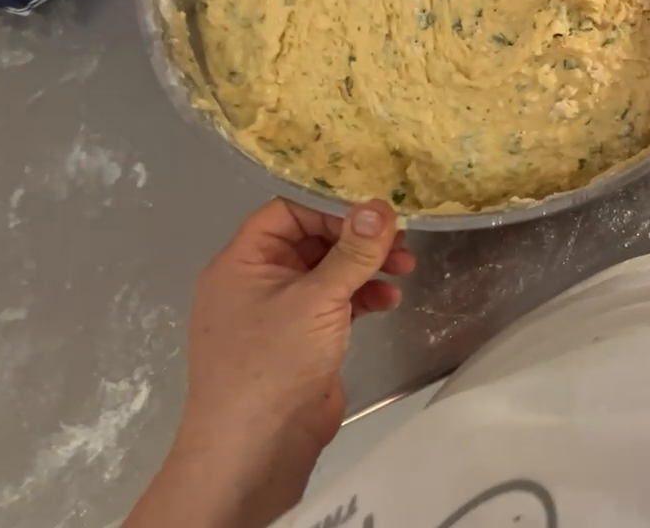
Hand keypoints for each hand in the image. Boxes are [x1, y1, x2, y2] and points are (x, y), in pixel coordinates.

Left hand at [129, 199, 413, 527]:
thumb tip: (380, 204)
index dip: (330, 206)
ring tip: (405, 268)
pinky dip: (365, 294)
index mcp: (244, 264)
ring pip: (331, 268)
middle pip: (315, 238)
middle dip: (360, 238)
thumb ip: (354, 250)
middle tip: (401, 239)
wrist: (258, 445)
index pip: (287, 212)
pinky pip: (337, 298)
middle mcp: (259, 280)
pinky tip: (388, 302)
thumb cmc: (274, 361)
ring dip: (369, 265)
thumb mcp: (319, 297)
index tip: (376, 211)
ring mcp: (281, 309)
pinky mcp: (303, 333)